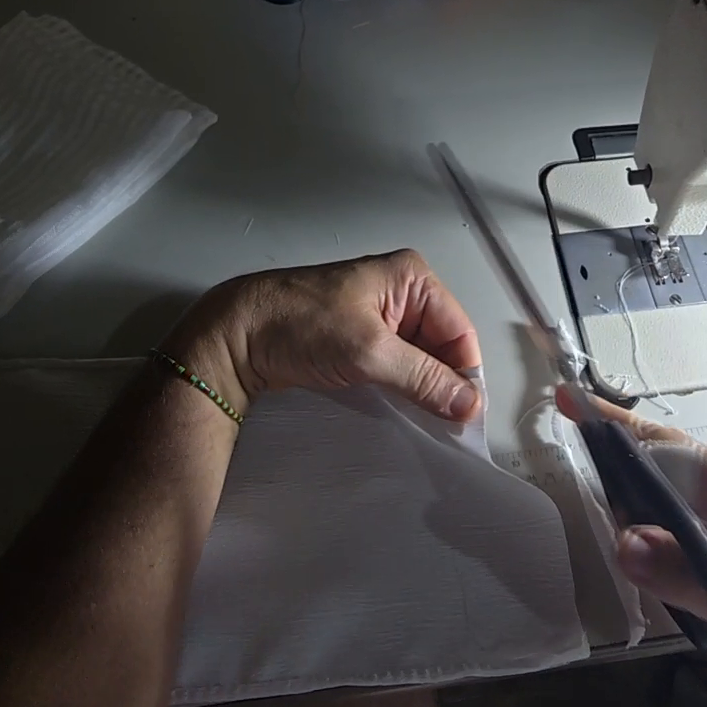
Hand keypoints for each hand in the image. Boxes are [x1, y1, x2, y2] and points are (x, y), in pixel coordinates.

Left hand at [163, 250, 482, 422]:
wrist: (236, 334)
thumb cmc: (303, 327)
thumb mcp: (369, 352)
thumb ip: (424, 378)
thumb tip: (471, 406)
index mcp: (411, 277)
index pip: (458, 330)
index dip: (465, 374)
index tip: (467, 419)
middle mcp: (402, 291)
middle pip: (441, 344)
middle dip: (444, 382)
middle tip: (447, 428)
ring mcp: (380, 314)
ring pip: (419, 357)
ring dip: (422, 388)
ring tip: (429, 425)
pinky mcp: (361, 337)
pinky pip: (396, 363)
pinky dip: (402, 387)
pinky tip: (404, 412)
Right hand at [556, 391, 706, 706]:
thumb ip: (687, 576)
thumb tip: (627, 543)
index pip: (659, 445)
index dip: (609, 423)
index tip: (571, 401)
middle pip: (660, 464)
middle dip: (618, 472)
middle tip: (589, 489)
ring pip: (672, 497)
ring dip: (641, 511)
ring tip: (621, 533)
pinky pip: (689, 522)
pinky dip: (662, 534)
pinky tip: (656, 559)